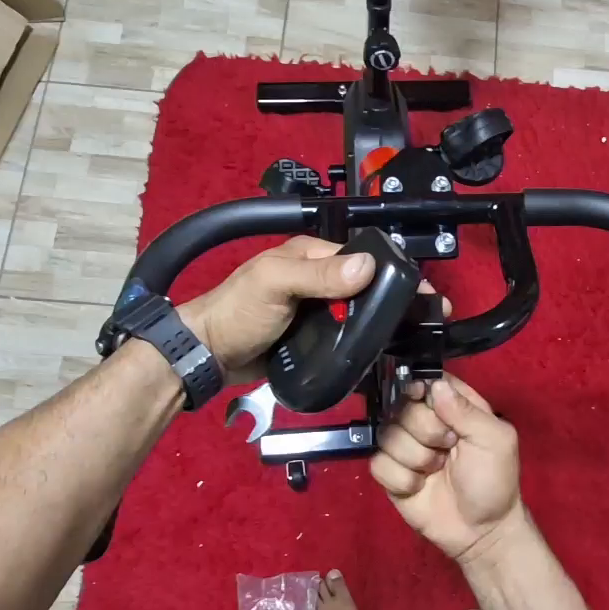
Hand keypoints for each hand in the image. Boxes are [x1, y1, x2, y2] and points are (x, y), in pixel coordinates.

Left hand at [178, 237, 373, 384]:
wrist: (209, 355)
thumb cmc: (238, 311)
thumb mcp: (276, 283)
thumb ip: (318, 274)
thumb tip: (368, 265)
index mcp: (309, 254)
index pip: (356, 257)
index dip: (376, 273)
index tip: (399, 295)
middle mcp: (316, 278)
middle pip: (358, 288)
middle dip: (373, 305)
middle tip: (390, 326)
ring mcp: (314, 309)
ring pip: (351, 315)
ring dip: (363, 328)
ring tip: (380, 343)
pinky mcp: (313, 336)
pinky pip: (340, 336)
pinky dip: (349, 343)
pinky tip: (361, 353)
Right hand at [370, 374, 525, 564]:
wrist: (481, 532)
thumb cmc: (494, 481)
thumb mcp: (494, 440)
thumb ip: (466, 410)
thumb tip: (434, 385)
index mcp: (452, 406)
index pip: (425, 380)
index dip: (420, 387)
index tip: (423, 399)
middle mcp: (424, 422)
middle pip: (401, 406)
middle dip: (425, 431)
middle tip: (448, 448)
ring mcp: (405, 448)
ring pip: (387, 435)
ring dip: (415, 458)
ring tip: (436, 471)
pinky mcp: (390, 475)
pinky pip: (378, 464)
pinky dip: (402, 479)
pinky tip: (420, 487)